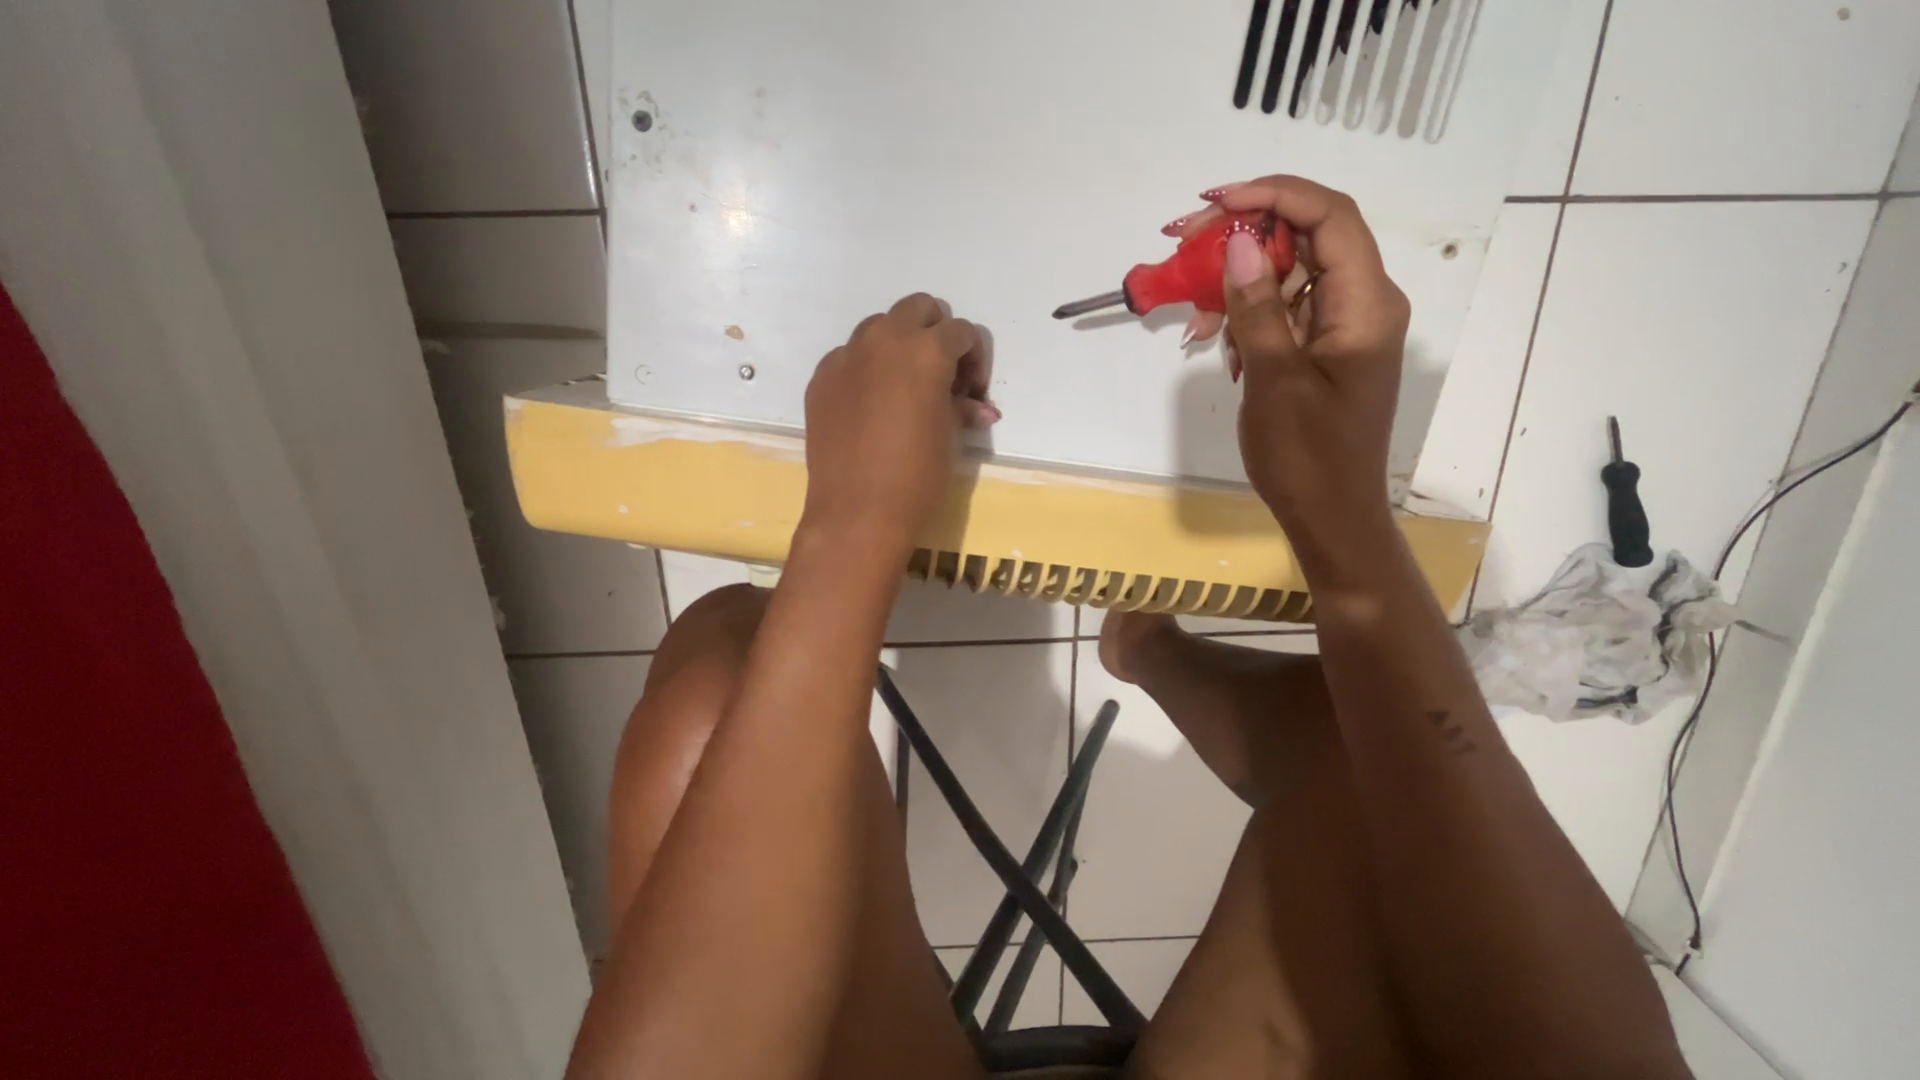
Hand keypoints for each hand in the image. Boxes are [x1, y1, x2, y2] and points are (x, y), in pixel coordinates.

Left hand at [800, 293, 995, 548]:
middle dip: (935, 334)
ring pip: (879, 328)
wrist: (857, 510)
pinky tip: (870, 408)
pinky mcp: (822, 377)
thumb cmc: (917, 475)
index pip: (961, 332)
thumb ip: (962, 408)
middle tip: (940, 376)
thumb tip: (980, 407)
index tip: (971, 393)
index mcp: (926, 349)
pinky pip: (849, 358)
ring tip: (903, 389)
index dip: (974, 360)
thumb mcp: (950, 437)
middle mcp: (885, 339)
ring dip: (898, 346)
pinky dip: (865, 370)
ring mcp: (847, 356)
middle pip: (918, 308)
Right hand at [1168, 176, 1408, 548]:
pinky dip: (1250, 314)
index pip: (1330, 217)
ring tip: (1197, 317)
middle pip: (1308, 238)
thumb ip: (1257, 305)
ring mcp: (1346, 326)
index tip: (1215, 202)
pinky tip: (1219, 338)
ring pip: (1290, 273)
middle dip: (1245, 236)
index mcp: (1366, 305)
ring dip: (1240, 282)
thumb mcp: (1273, 378)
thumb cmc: (1306, 455)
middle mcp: (1365, 303)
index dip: (1274, 195)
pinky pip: (1287, 309)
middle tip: (1184, 246)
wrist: (1330, 516)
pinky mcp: (1326, 347)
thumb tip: (1239, 238)